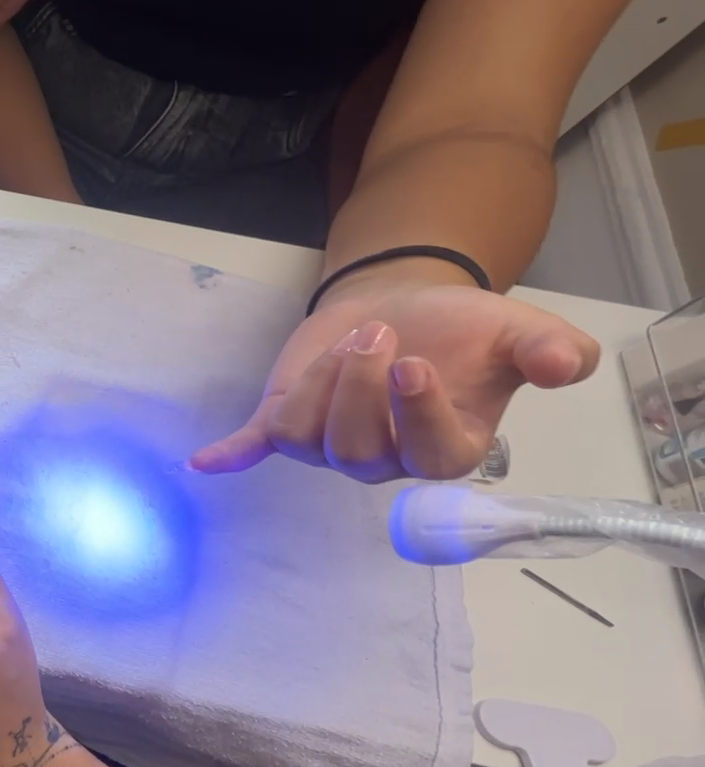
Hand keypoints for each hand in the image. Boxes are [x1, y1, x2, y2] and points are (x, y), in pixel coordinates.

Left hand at [190, 268, 598, 481]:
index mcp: (442, 447)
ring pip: (301, 436)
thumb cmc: (460, 328)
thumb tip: (564, 365)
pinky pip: (251, 447)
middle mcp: (379, 458)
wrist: (403, 303)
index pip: (427, 454)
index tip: (411, 365)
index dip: (414, 415)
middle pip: (350, 450)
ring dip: (316, 384)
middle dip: (355, 388)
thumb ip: (547, 350)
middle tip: (373, 335)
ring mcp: (323, 443)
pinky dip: (228, 455)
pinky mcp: (281, 421)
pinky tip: (202, 462)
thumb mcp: (515, 330)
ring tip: (349, 339)